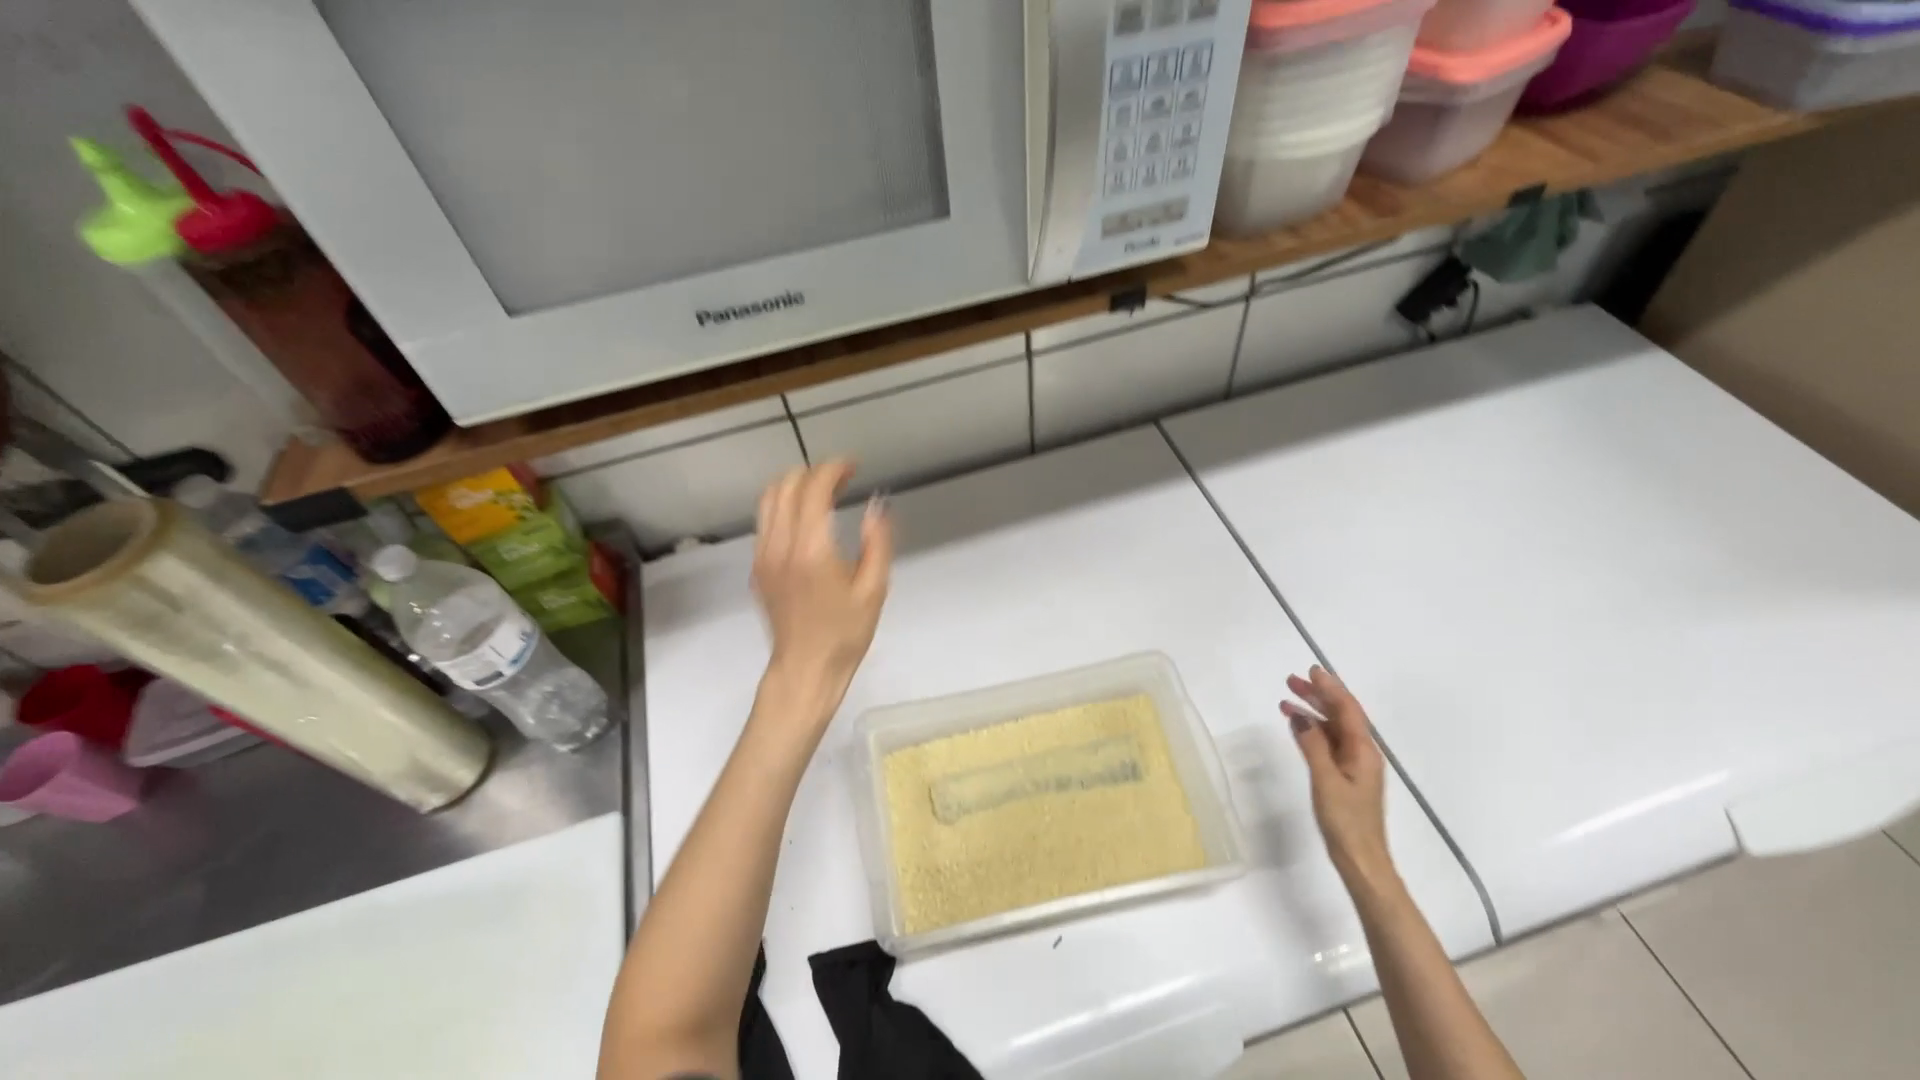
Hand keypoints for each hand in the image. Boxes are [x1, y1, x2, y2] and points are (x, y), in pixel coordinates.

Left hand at [751, 462, 892, 721]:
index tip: (853, 468)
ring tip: (821, 493)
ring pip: (769, 499)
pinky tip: (806, 520)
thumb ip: (877, 542)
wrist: (805, 669)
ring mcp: (763, 556)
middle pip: (786, 485)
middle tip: (841, 480)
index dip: (834, 469)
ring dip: (795, 486)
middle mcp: (780, 545)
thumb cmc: (845, 634)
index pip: (814, 489)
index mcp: (812, 549)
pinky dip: (784, 506)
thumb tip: (876, 506)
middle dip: (814, 473)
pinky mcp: (758, 567)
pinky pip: (765, 521)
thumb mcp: (874, 590)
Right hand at [1283, 665, 1394, 891]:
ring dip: (1313, 712)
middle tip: (1292, 680)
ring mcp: (1355, 766)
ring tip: (1287, 700)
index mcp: (1363, 751)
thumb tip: (1299, 715)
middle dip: (1319, 696)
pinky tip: (1297, 727)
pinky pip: (1329, 744)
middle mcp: (1362, 753)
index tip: (1311, 671)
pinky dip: (1313, 731)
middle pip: (1341, 716)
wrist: (1361, 859)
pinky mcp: (1345, 777)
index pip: (1347, 710)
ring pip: (1334, 729)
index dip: (1330, 688)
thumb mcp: (1326, 780)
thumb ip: (1313, 745)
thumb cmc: (1345, 821)